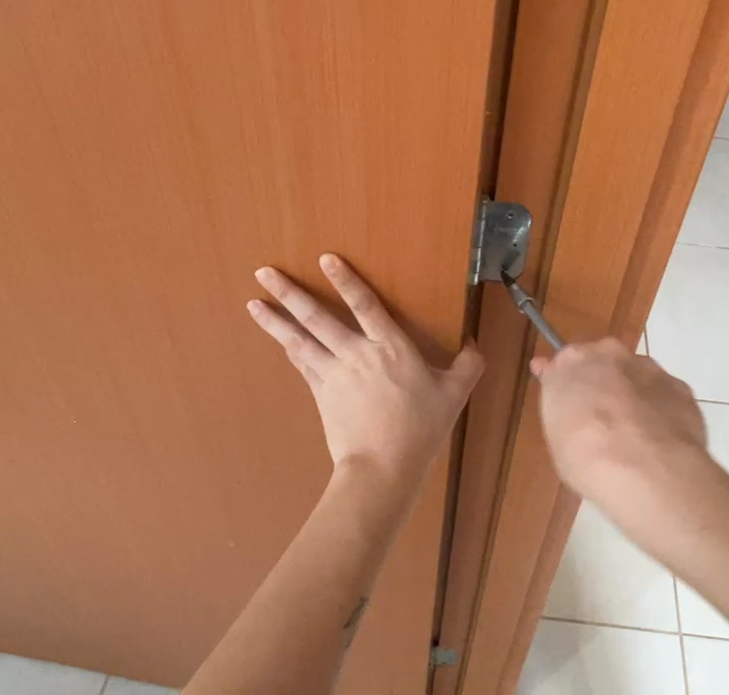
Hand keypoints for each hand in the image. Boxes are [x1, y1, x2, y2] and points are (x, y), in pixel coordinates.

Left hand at [248, 254, 483, 484]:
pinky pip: (302, 364)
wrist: (383, 468)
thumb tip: (474, 343)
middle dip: (290, 293)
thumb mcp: (455, 394)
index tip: (325, 259)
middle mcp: (358, 353)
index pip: (366, 305)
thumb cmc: (421, 429)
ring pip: (300, 339)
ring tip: (253, 303)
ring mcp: (335, 374)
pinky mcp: (321, 394)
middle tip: (265, 272)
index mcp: (391, 348)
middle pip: (318, 317)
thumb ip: (467, 365)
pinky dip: (288, 348)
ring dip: (275, 320)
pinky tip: (276, 337)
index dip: (346, 280)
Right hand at [531, 339, 708, 504]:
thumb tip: (556, 387)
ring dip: (634, 396)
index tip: (568, 404)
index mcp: (571, 362)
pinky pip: (664, 395)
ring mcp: (647, 367)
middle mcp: (609, 354)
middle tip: (602, 422)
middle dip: (602, 385)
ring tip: (635, 437)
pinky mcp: (679, 386)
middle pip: (602, 363)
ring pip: (636, 376)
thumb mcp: (558, 437)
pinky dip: (661, 411)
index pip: (563, 364)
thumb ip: (561, 407)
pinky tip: (660, 441)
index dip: (567, 385)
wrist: (647, 470)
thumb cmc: (587, 457)